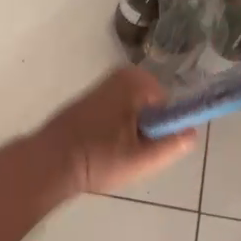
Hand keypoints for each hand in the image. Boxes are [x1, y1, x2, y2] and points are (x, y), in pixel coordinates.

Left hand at [31, 67, 195, 196]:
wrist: (47, 163)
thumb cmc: (97, 160)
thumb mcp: (142, 160)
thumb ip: (173, 145)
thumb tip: (193, 133)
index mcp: (134, 81)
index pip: (168, 105)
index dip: (161, 129)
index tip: (146, 148)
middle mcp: (116, 76)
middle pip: (150, 108)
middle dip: (144, 131)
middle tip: (129, 154)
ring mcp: (99, 88)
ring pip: (132, 114)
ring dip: (128, 134)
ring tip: (112, 155)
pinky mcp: (85, 103)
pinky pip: (114, 116)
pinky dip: (112, 132)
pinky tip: (99, 150)